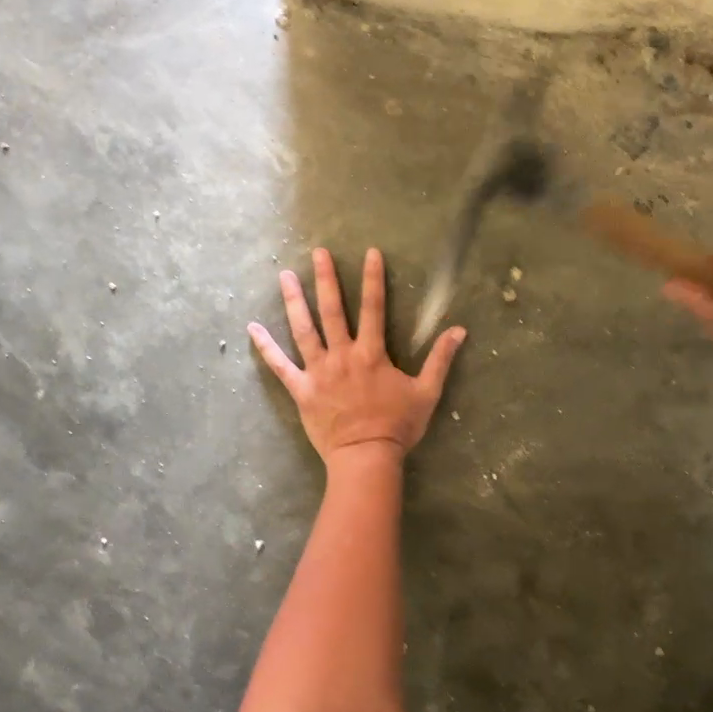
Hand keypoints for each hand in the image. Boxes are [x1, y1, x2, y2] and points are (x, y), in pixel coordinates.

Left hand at [248, 248, 465, 469]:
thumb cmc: (398, 426)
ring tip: (284, 275)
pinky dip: (265, 346)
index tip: (370, 253)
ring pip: (303, 330)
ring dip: (294, 301)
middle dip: (326, 279)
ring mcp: (318, 372)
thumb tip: (459, 329)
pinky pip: (280, 366)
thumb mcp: (427, 392)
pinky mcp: (301, 390)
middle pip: (332, 310)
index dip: (373, 279)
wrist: (366, 458)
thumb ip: (441, 359)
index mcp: (372, 353)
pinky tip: (252, 328)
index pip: (373, 307)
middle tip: (318, 252)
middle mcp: (342, 355)